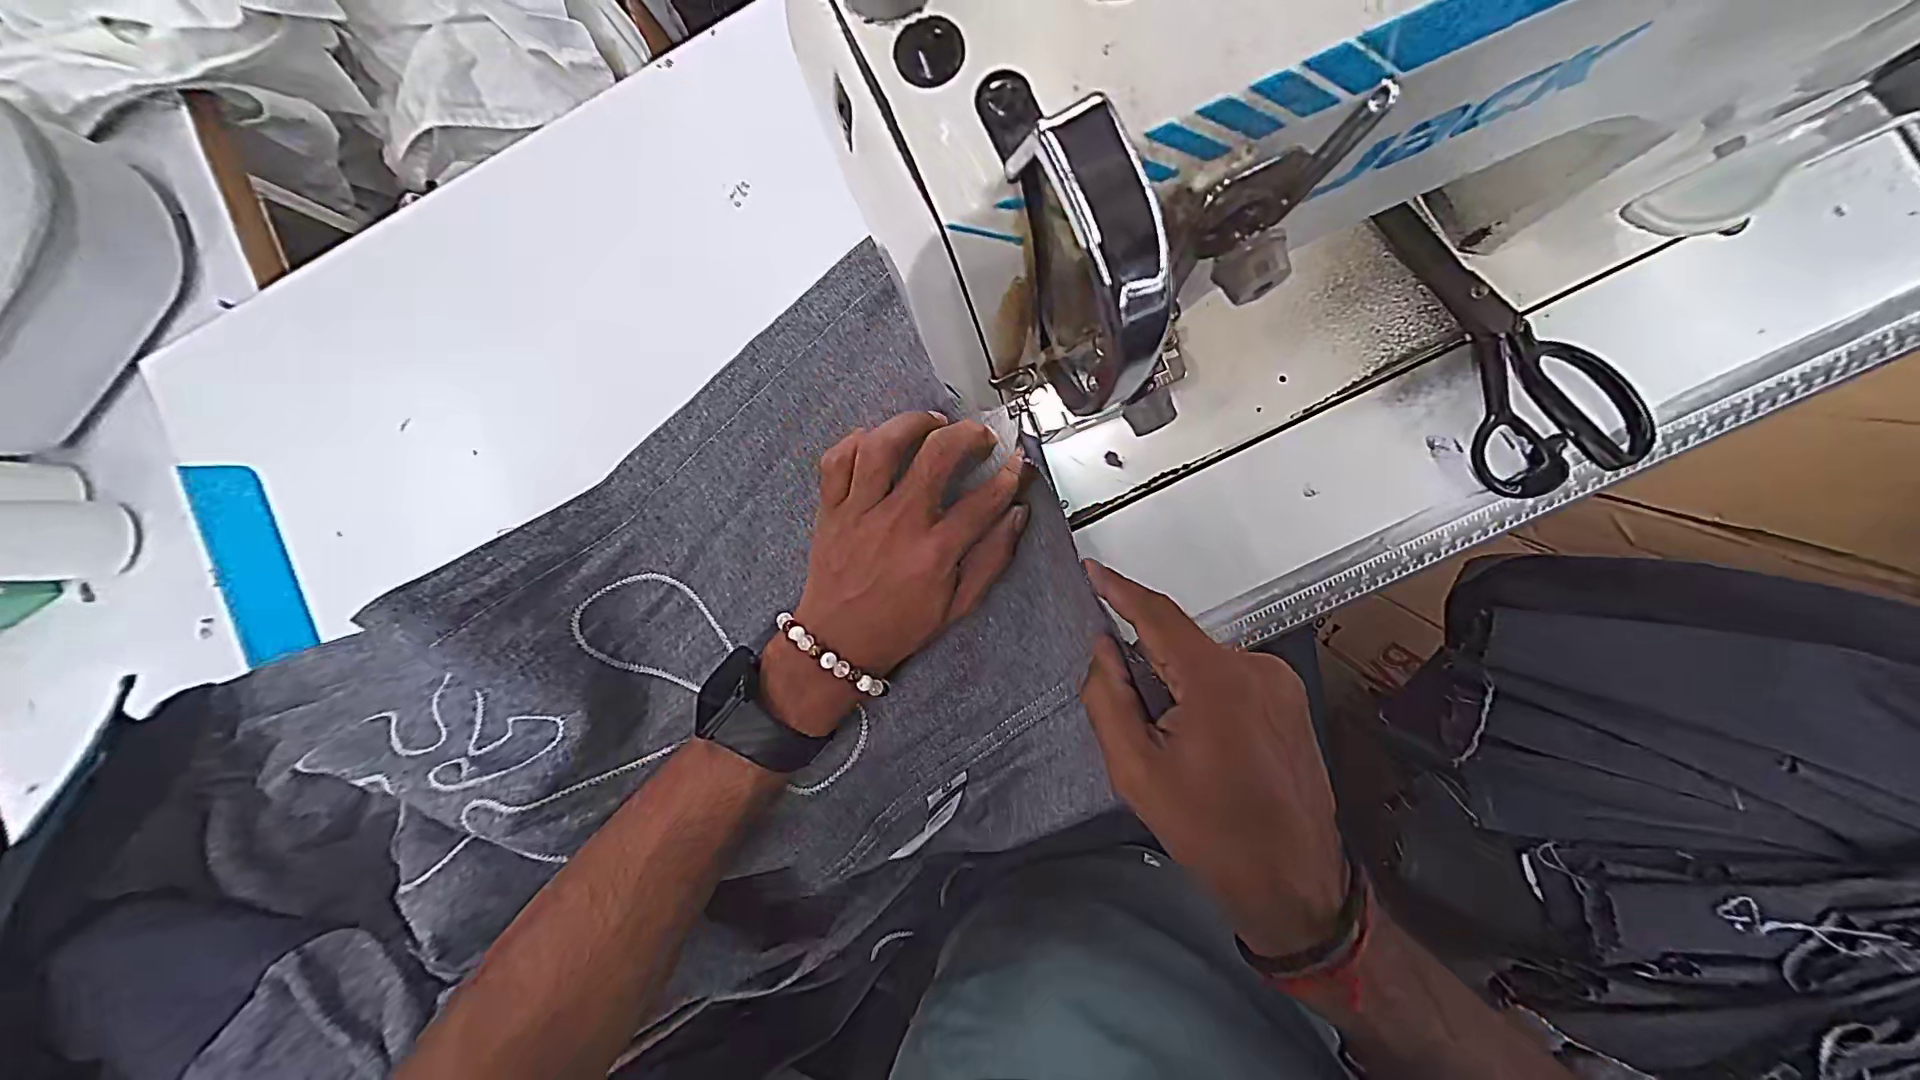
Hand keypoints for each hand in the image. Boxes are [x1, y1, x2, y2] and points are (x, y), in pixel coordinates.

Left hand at [760, 412, 1029, 737]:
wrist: (839, 642)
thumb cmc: (897, 625)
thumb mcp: (958, 605)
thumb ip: (992, 559)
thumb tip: (1016, 517)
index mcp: (933, 552)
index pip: (984, 499)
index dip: (1009, 475)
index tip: (1017, 464)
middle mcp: (897, 525)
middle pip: (937, 456)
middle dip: (968, 435)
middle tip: (979, 435)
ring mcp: (860, 514)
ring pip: (883, 446)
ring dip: (912, 423)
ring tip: (931, 423)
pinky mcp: (832, 511)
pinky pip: (836, 461)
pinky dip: (855, 441)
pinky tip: (876, 439)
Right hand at [1079, 560, 1346, 957]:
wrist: (1291, 880)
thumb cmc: (1219, 833)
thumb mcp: (1136, 770)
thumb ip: (1108, 698)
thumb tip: (1102, 652)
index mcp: (1216, 682)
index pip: (1156, 615)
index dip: (1119, 589)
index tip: (1096, 572)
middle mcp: (1255, 671)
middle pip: (1178, 641)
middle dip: (1146, 664)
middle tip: (1138, 720)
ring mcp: (1278, 683)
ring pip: (1203, 660)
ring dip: (1178, 685)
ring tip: (1181, 747)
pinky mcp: (1288, 697)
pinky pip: (1230, 675)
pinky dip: (1204, 694)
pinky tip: (1206, 745)